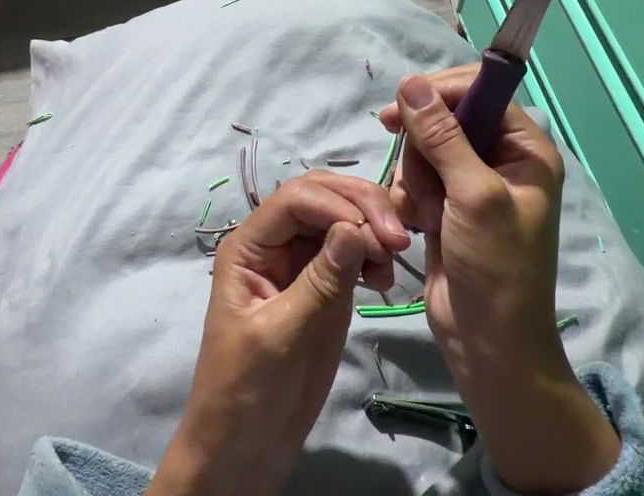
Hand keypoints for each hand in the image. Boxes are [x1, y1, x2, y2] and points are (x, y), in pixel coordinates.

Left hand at [148, 172, 408, 495]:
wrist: (245, 446)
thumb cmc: (246, 390)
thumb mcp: (281, 336)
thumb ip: (318, 282)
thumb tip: (354, 229)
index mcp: (249, 245)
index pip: (296, 199)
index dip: (338, 205)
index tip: (377, 234)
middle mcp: (275, 242)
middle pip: (321, 197)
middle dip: (361, 207)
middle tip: (398, 239)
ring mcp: (301, 262)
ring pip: (340, 218)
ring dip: (372, 227)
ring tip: (393, 261)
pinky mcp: (325, 285)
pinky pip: (352, 251)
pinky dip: (373, 253)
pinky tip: (384, 278)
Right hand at [380, 67, 620, 491]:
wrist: (487, 343)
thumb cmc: (496, 267)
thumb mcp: (473, 196)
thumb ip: (442, 136)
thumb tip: (410, 82)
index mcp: (524, 150)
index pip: (480, 92)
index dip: (440, 93)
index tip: (399, 105)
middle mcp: (500, 160)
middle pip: (445, 118)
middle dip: (423, 146)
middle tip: (420, 181)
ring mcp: (470, 185)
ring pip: (423, 148)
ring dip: (414, 176)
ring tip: (424, 214)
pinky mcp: (446, 206)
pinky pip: (415, 178)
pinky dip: (408, 196)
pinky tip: (413, 223)